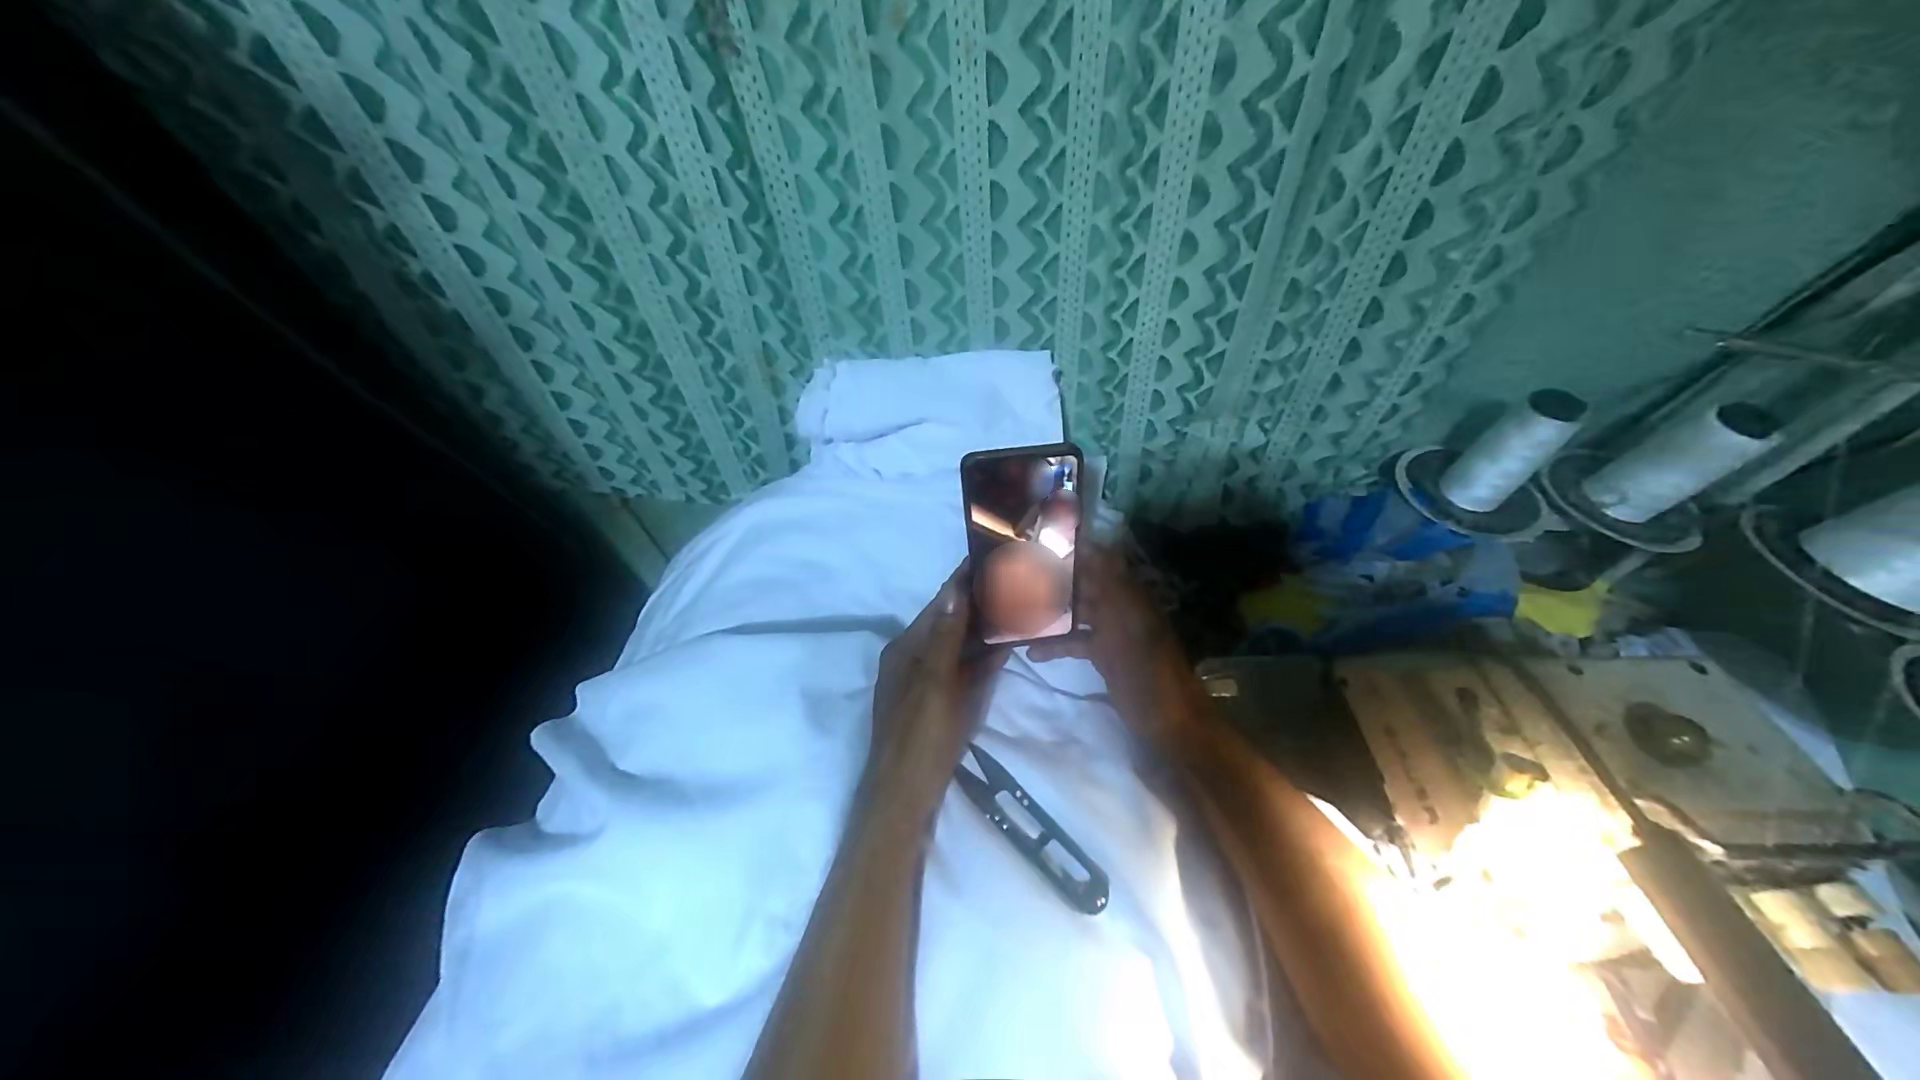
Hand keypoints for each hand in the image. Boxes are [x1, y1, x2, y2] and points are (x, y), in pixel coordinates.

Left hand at [865, 563, 1007, 818]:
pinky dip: (985, 655)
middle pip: (951, 621)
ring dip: (986, 626)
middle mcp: (916, 659)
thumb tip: (954, 589)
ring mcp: (930, 681)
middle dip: (980, 601)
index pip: (941, 603)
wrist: (906, 797)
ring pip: (961, 645)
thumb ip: (944, 637)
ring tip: (1018, 602)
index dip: (965, 580)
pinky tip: (1007, 644)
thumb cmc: (919, 738)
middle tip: (1016, 578)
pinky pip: (966, 669)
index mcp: (907, 649)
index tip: (992, 556)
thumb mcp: (934, 684)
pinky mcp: (943, 701)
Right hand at [1027, 543, 1197, 752]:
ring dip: (1051, 613)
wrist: (1168, 722)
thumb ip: (1110, 584)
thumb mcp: (1127, 624)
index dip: (1075, 551)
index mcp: (1130, 596)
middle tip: (1019, 574)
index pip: (1100, 561)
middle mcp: (1122, 609)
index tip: (1042, 542)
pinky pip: (1077, 642)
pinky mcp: (1104, 657)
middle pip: (1086, 586)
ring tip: (1017, 609)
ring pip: (1078, 614)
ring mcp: (1113, 634)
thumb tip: (1094, 542)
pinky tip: (1033, 651)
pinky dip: (1057, 645)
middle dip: (1056, 580)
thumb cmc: (1147, 671)